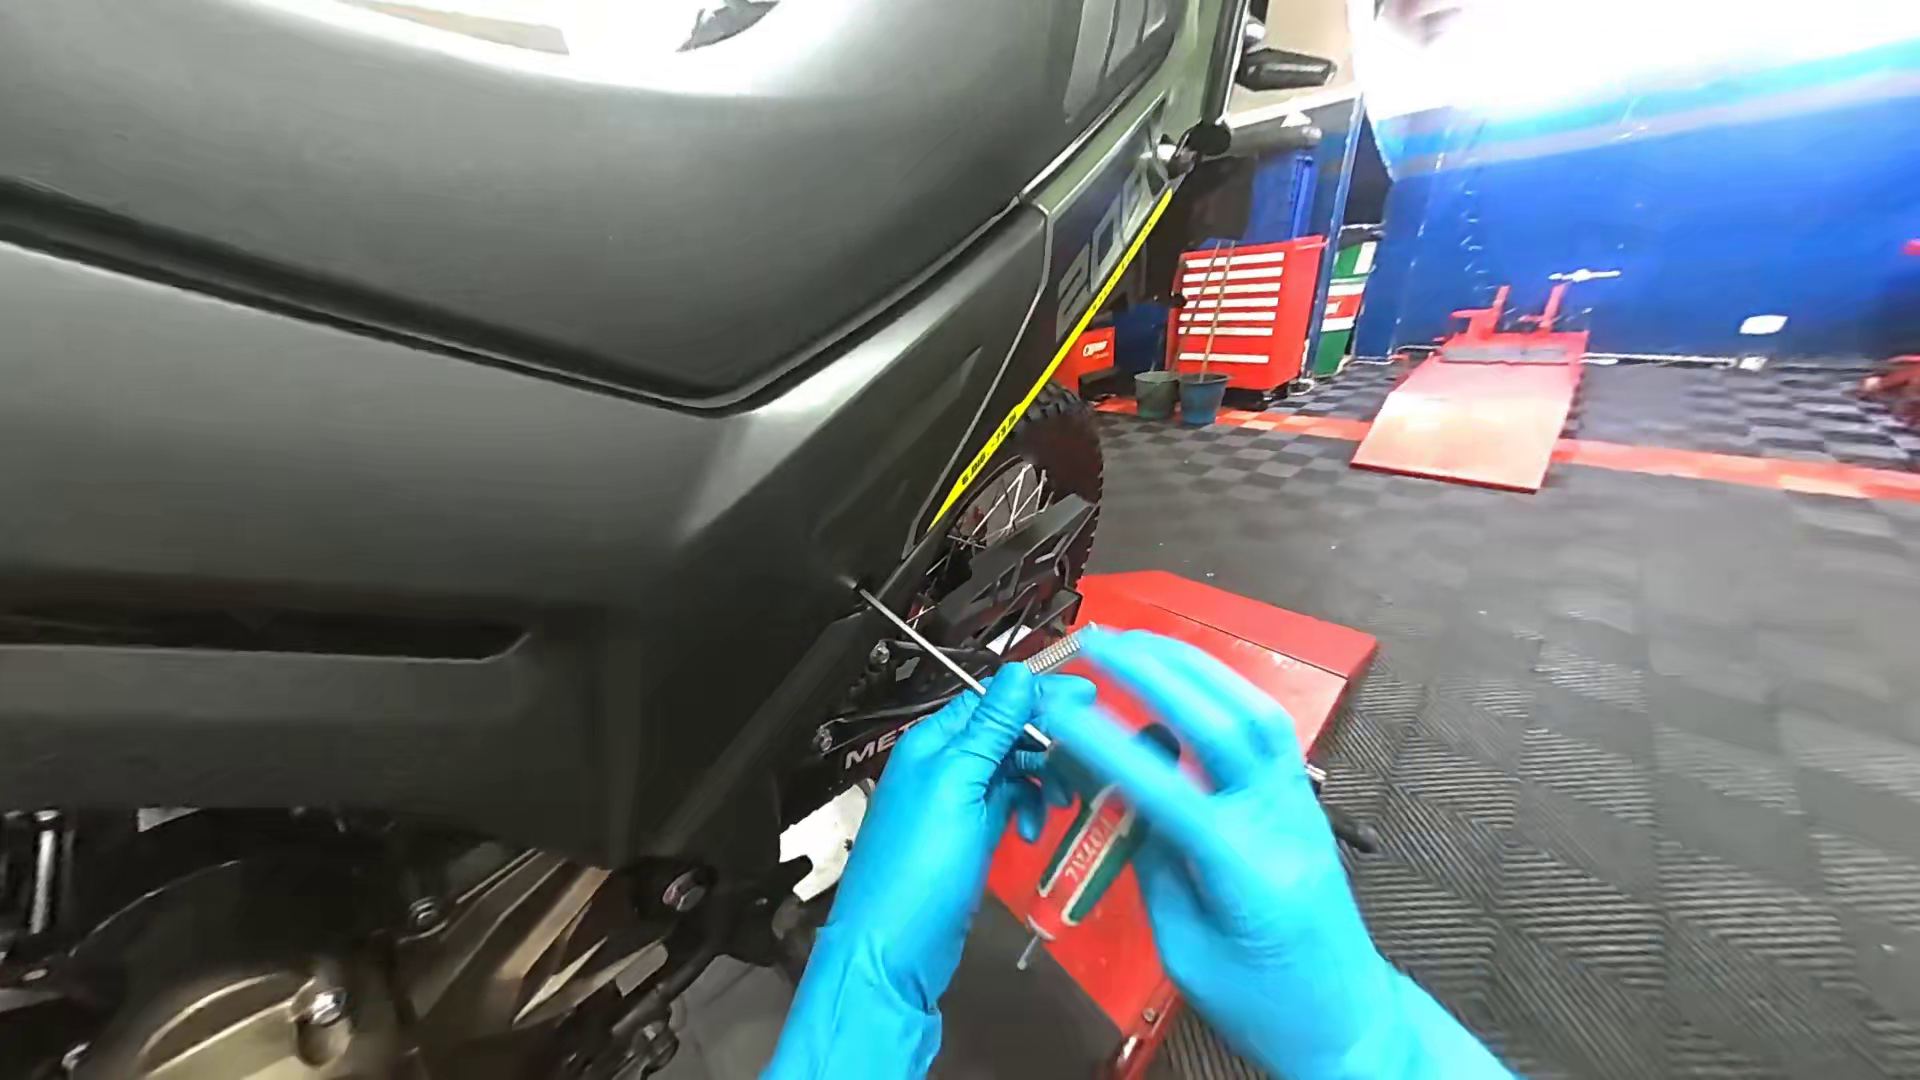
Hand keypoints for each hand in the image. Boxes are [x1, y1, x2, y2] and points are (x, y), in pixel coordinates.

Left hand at [765, 664, 1087, 1078]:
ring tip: (1062, 803)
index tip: (1086, 697)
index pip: (993, 697)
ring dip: (1042, 778)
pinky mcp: (972, 828)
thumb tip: (1018, 672)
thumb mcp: (959, 784)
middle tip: (1082, 763)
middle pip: (1006, 730)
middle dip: (1045, 742)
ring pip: (1013, 765)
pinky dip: (1027, 807)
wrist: (892, 953)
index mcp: (936, 740)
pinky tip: (1034, 830)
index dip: (1038, 694)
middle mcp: (946, 760)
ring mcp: (959, 796)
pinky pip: (1009, 799)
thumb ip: (990, 728)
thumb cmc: (921, 864)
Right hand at [1048, 629, 1509, 1079]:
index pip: (1166, 789)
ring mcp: (1297, 797)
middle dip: (1152, 673)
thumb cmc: (1258, 1003)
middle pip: (1218, 726)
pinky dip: (1215, 681)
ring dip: (1187, 663)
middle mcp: (1279, 818)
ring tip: (1136, 640)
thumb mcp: (1182, 943)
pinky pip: (1260, 719)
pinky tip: (1181, 668)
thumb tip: (1115, 780)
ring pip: (1249, 708)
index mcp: (1245, 871)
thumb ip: (1149, 852)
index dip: (1106, 743)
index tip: (1060, 708)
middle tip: (1098, 642)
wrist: (1350, 1026)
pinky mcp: (1299, 789)